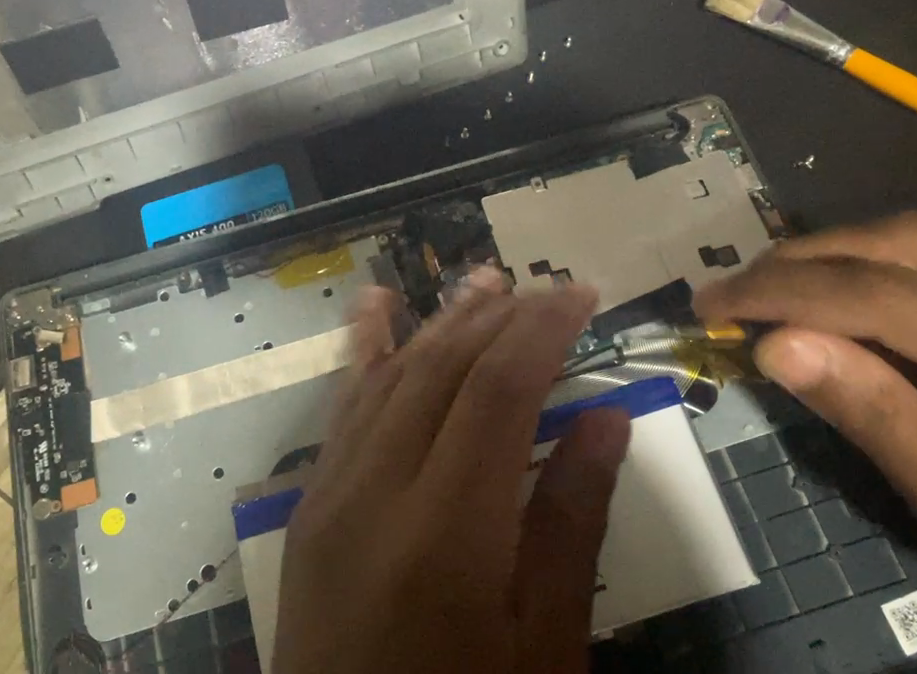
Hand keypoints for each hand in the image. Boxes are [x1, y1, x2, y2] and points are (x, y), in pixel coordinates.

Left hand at [274, 270, 632, 673]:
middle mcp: (377, 489)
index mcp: (446, 530)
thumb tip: (605, 417)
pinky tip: (375, 304)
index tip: (580, 294)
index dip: (541, 331)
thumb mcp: (543, 643)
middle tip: (548, 289)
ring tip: (485, 280)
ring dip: (441, 321)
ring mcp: (332, 490)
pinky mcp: (311, 502)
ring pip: (392, 375)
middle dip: (500, 317)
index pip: (496, 390)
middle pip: (442, 369)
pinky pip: (344, 407)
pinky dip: (367, 348)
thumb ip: (570, 522)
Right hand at [699, 213, 916, 673]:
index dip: (786, 292)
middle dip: (802, 261)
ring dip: (837, 260)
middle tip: (727, 294)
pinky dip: (884, 277)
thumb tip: (775, 344)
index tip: (708, 305)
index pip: (895, 297)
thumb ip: (884, 426)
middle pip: (912, 242)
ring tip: (769, 296)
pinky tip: (848, 314)